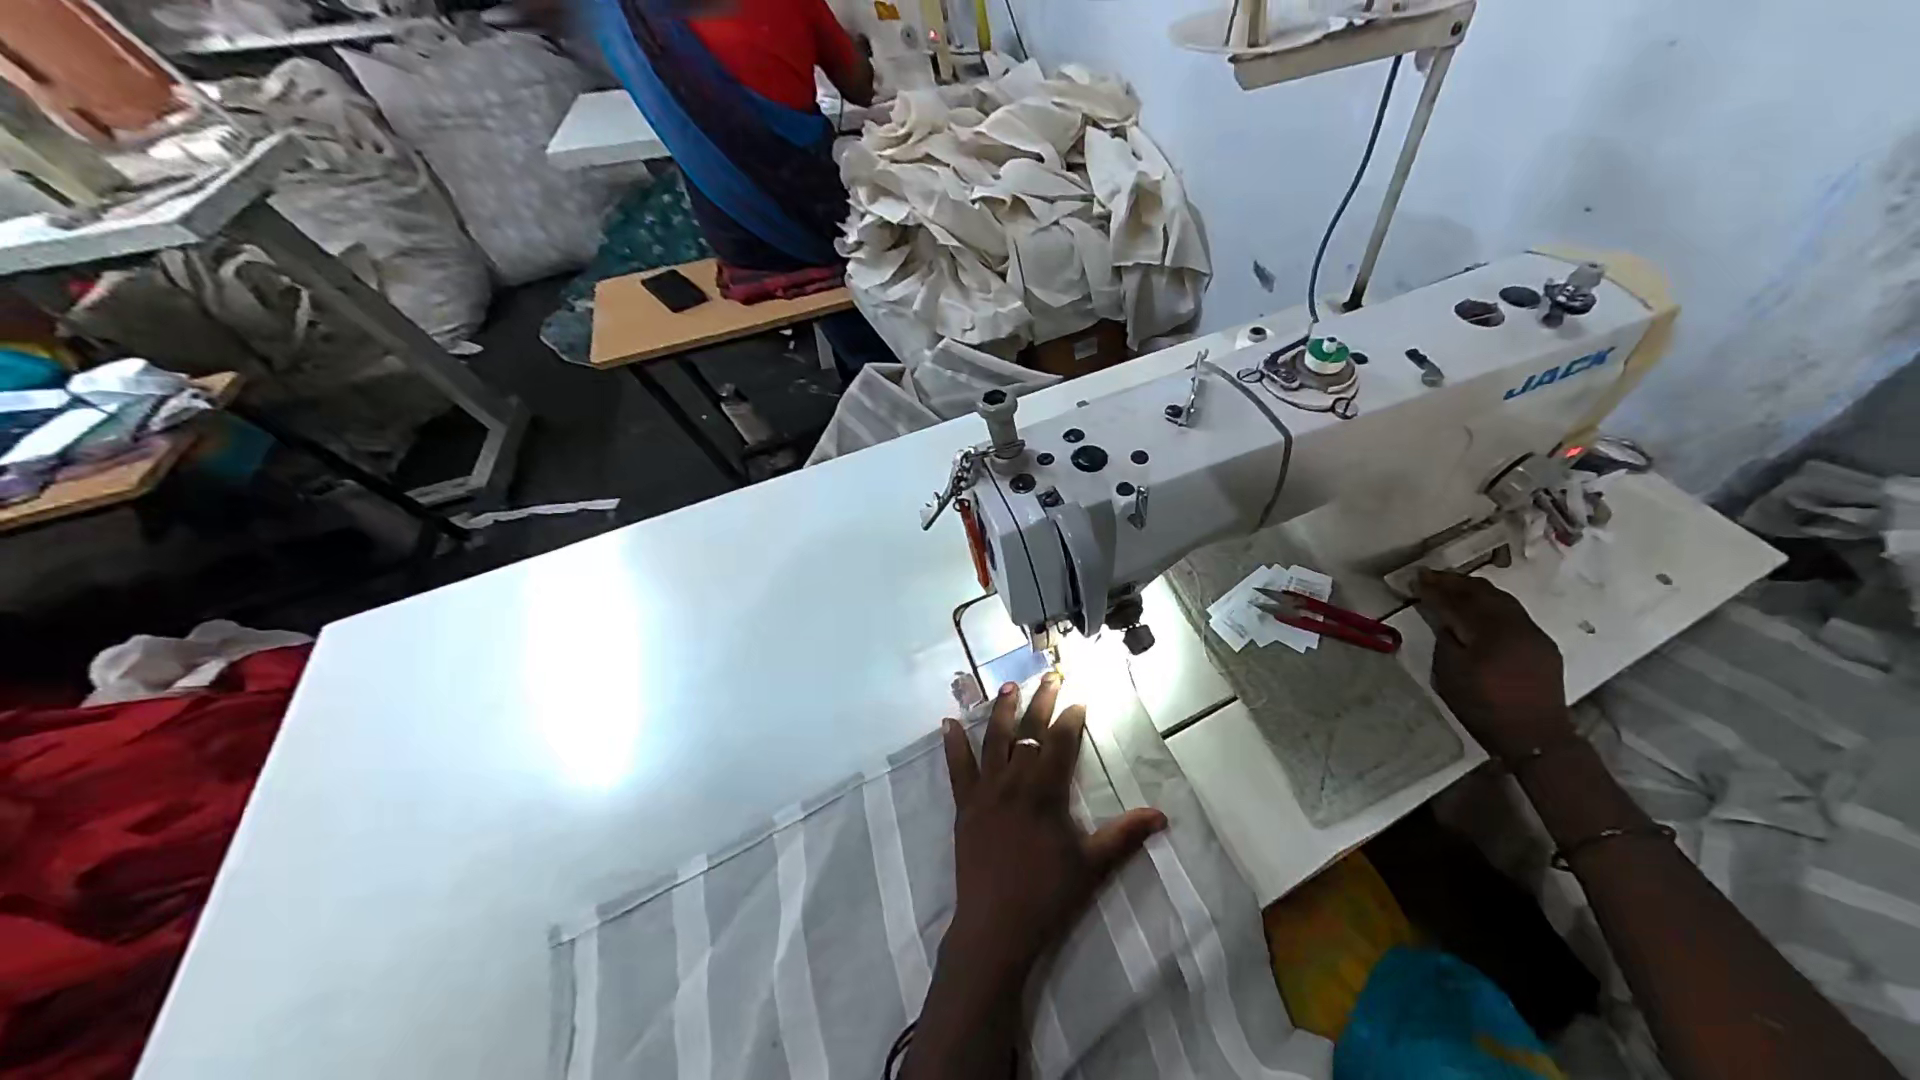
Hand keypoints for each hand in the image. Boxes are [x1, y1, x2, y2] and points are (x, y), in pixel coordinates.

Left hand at [939, 675, 1166, 988]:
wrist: (995, 926)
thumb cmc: (1048, 895)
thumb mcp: (1093, 866)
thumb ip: (1125, 835)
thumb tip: (1161, 815)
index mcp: (1045, 792)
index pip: (1060, 742)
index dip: (1071, 717)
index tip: (1079, 699)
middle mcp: (1013, 782)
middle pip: (1028, 731)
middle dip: (1041, 700)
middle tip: (1050, 675)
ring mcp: (985, 791)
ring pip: (993, 741)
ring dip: (1001, 711)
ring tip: (1008, 686)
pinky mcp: (963, 806)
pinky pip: (956, 768)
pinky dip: (952, 744)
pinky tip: (947, 722)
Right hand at [1415, 569, 1572, 761]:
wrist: (1535, 736)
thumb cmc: (1483, 705)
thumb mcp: (1450, 672)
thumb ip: (1447, 638)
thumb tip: (1446, 620)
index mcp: (1491, 631)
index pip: (1458, 601)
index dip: (1435, 589)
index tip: (1415, 579)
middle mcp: (1517, 625)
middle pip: (1483, 593)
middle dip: (1455, 582)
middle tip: (1430, 576)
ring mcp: (1534, 633)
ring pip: (1502, 599)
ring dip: (1475, 590)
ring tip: (1453, 585)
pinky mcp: (1542, 644)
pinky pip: (1514, 612)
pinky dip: (1492, 603)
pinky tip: (1480, 606)